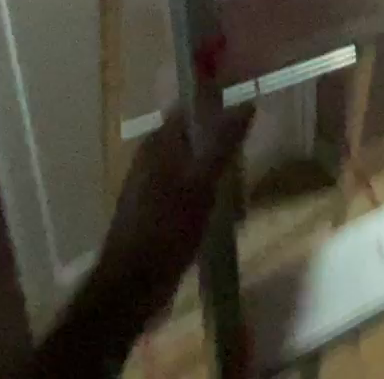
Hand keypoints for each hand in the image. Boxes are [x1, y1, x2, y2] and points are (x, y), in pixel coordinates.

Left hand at [22, 106, 253, 378]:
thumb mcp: (203, 183)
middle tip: (253, 135)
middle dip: (221, 129)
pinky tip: (225, 195)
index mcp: (160, 143)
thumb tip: (246, 102)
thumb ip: (223, 142)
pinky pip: (188, 178)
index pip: (190, 103)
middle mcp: (153, 155)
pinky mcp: (156, 205)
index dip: (217, 96)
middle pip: (193, 129)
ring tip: (243, 166)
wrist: (131, 288)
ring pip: (192, 155)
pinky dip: (208, 180)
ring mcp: (152, 181)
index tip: (247, 95)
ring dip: (216, 157)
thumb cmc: (167, 230)